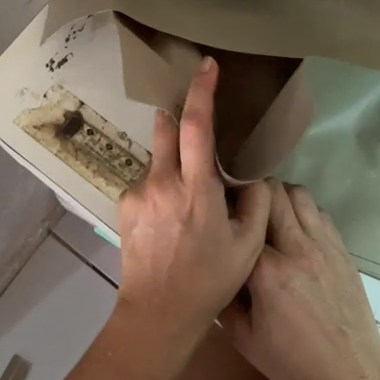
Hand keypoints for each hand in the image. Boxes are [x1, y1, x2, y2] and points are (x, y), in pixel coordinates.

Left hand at [115, 57, 270, 339]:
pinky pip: (146, 182)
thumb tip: (252, 175)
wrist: (157, 313)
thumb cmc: (209, 281)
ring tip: (187, 200)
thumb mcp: (248, 246)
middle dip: (177, 114)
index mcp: (196, 189)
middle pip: (165, 128)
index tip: (207, 66)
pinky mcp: (124, 204)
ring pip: (157, 159)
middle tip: (192, 119)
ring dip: (172, 163)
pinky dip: (160, 187)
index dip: (202, 92)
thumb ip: (255, 203)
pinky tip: (169, 219)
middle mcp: (162, 182)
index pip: (196, 126)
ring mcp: (138, 192)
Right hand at [224, 180, 379, 379]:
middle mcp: (296, 248)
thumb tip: (209, 265)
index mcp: (267, 271)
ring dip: (278, 196)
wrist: (352, 378)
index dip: (222, 208)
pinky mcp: (342, 250)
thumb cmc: (292, 363)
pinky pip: (319, 211)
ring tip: (266, 213)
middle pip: (270, 190)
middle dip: (249, 190)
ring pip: (297, 193)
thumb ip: (221, 297)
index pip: (239, 215)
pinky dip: (302, 211)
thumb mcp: (242, 338)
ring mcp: (323, 246)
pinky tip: (293, 230)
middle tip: (236, 203)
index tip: (211, 210)